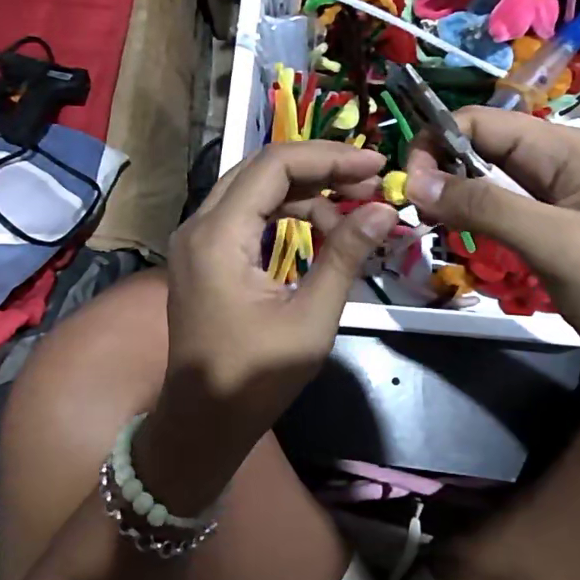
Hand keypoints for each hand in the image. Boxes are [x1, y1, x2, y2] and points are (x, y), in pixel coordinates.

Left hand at [140, 142, 397, 508]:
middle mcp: (199, 225)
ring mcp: (196, 239)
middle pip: (262, 169)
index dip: (330, 158)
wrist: (203, 421)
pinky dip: (285, 212)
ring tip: (354, 209)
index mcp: (218, 236)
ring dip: (306, 191)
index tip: (376, 166)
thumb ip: (344, 256)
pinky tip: (320, 228)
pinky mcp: (204, 255)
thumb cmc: (256, 378)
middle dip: (321, 169)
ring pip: (255, 188)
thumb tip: (383, 210)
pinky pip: (247, 214)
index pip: (275, 166)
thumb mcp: (310, 319)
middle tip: (370, 183)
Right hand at [402, 108, 579, 366]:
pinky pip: (503, 217)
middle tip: (412, 214)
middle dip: (442, 173)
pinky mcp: (553, 237)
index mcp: (564, 149)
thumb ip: (483, 206)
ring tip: (427, 229)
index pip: (481, 123)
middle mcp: (557, 165)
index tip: (409, 188)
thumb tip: (415, 181)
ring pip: (489, 185)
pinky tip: (457, 242)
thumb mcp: (554, 240)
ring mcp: (555, 203)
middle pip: (482, 150)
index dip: (438, 144)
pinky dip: (475, 225)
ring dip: (455, 201)